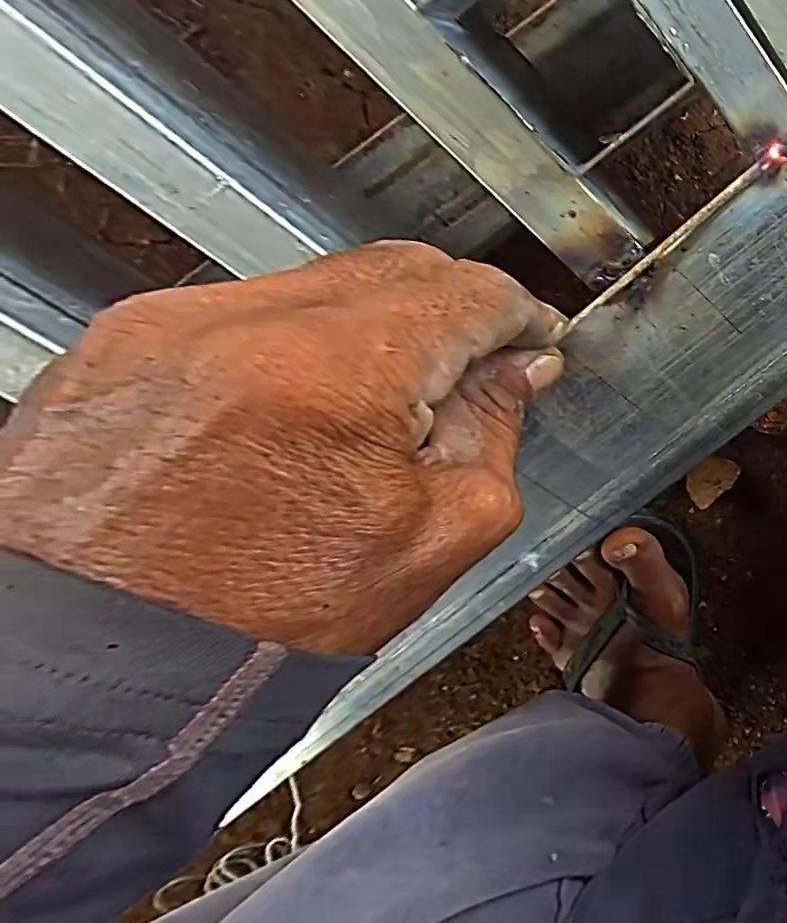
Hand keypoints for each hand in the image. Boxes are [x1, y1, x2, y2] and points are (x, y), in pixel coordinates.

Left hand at [0, 242, 566, 654]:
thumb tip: (523, 367)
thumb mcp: (455, 521)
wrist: (102, 665)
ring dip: (398, 320)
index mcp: (339, 374)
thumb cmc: (276, 611)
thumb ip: (498, 422)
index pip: (472, 295)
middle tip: (489, 360)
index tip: (538, 338)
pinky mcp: (127, 344)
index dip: (525, 314)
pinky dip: (327, 333)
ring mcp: (170, 328)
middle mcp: (242, 329)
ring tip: (408, 392)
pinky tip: (338, 395)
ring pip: (338, 277)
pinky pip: (268, 304)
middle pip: (407, 265)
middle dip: (467, 306)